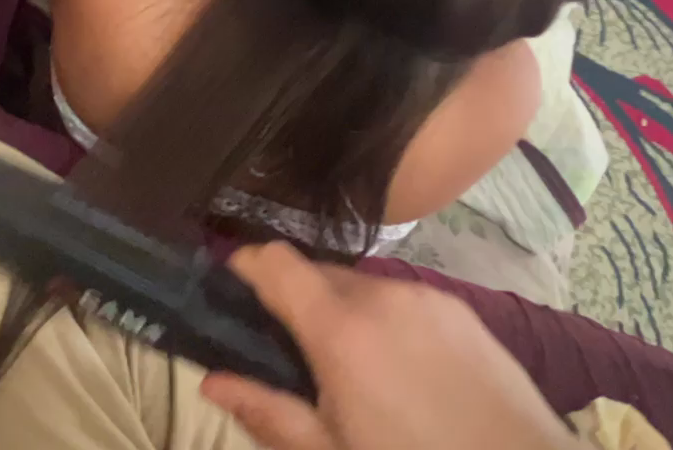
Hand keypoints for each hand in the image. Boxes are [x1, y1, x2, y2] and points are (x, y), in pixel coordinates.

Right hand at [200, 243, 581, 449]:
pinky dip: (384, 319)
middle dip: (294, 299)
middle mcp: (378, 294)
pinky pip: (401, 297)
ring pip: (359, 285)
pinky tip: (405, 371)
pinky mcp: (461, 308)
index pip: (275, 261)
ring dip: (341, 310)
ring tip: (355, 370)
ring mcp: (425, 296)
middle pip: (315, 272)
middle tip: (295, 354)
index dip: (245, 265)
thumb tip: (211, 379)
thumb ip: (267, 411)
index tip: (232, 288)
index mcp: (339, 329)